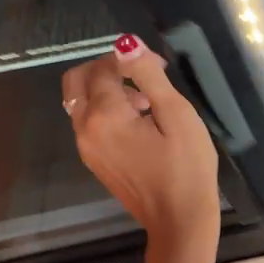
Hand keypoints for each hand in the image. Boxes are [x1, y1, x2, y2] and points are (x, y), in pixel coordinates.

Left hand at [63, 35, 218, 250]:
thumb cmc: (186, 166)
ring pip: (81, 102)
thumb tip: (127, 44)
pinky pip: (89, 122)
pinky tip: (141, 122)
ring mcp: (86, 147)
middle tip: (142, 72)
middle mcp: (85, 128)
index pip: (104, 68)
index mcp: (105, 115)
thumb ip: (149, 76)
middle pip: (77, 81)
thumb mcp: (177, 115)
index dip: (130, 58)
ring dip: (107, 89)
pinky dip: (107, 110)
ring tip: (149, 100)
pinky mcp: (94, 160)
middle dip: (105, 67)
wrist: (178, 218)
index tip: (159, 65)